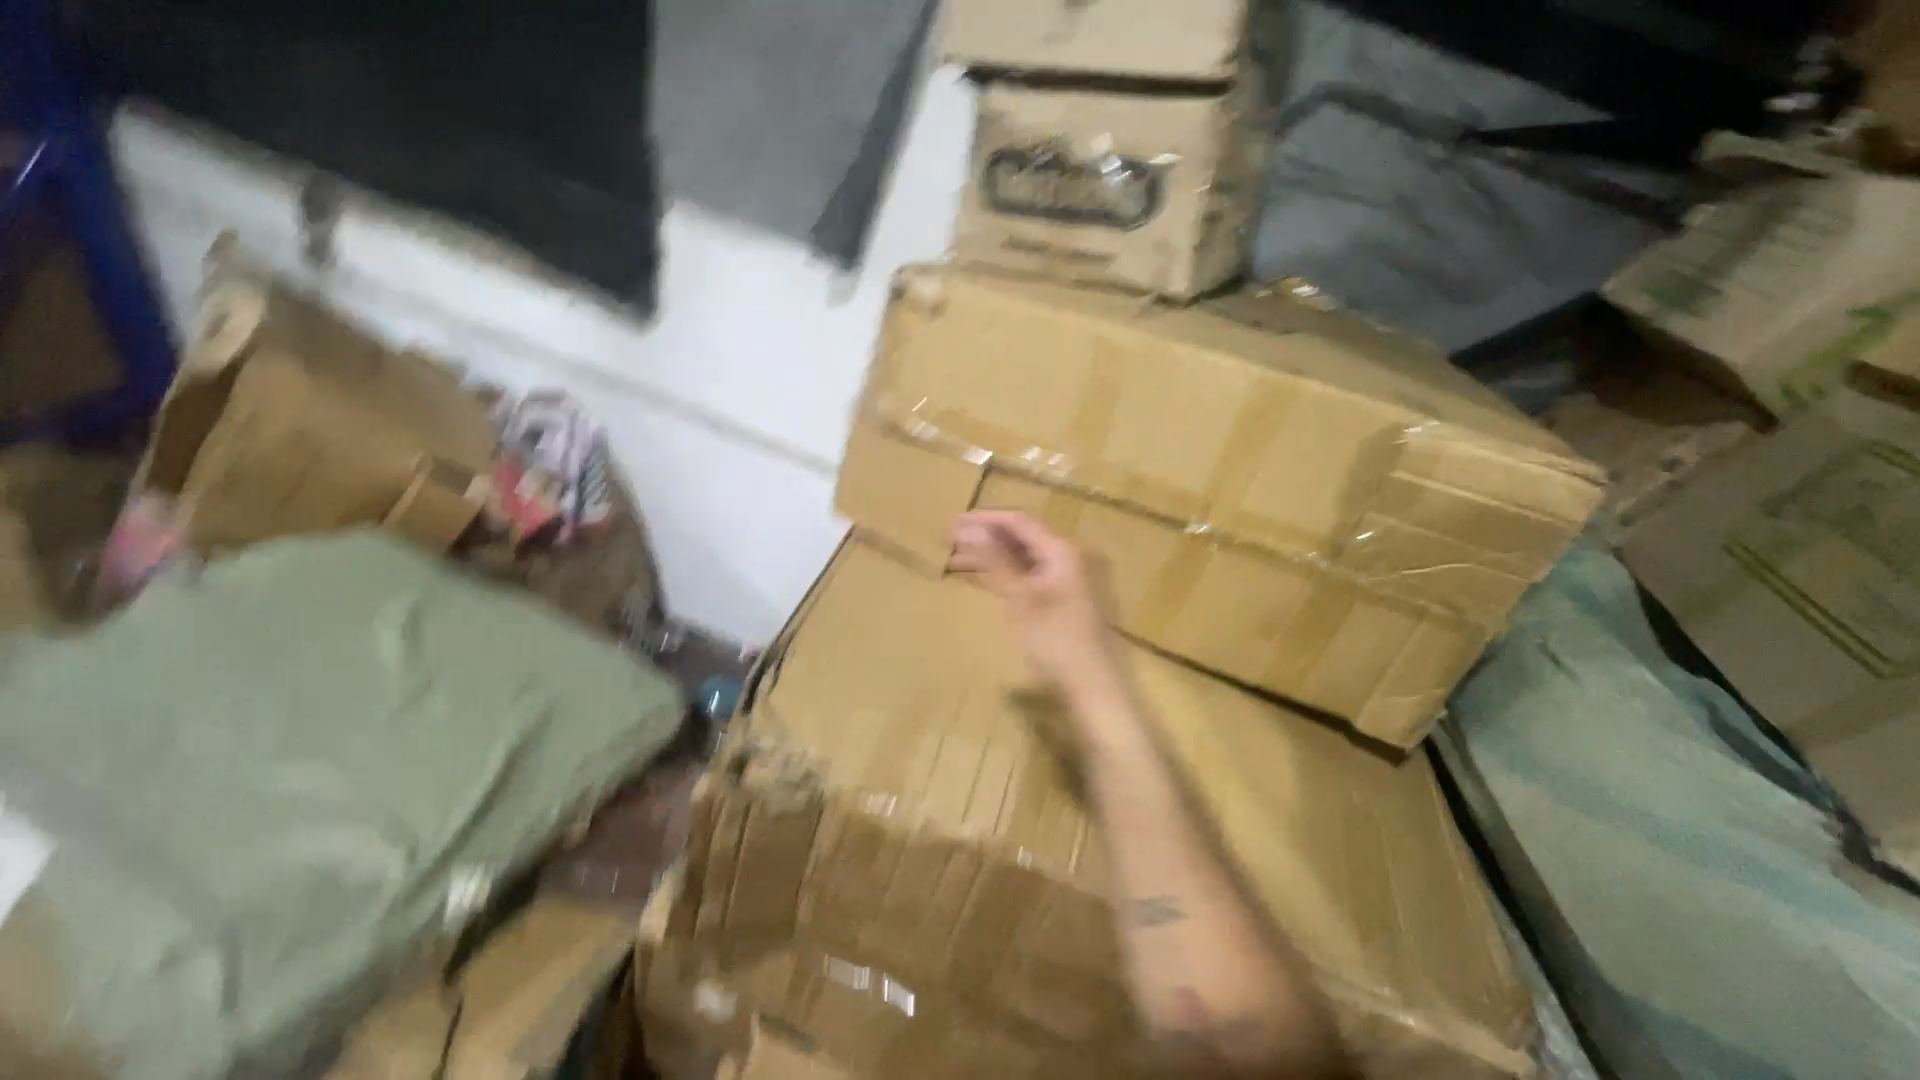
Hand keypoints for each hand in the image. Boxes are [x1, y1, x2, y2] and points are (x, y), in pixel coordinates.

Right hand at [951, 511, 1128, 705]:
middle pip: (1026, 537)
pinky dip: (1014, 575)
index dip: (984, 520)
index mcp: (1065, 550)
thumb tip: (970, 529)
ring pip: (1031, 558)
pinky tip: (991, 581)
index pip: (1020, 521)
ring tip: (961, 561)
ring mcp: (1079, 578)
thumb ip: (996, 561)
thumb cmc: (1056, 642)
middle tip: (952, 541)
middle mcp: (1076, 556)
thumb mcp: (1020, 600)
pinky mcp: (1076, 599)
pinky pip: (1039, 575)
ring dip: (998, 557)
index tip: (952, 522)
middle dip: (988, 538)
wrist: (1096, 686)